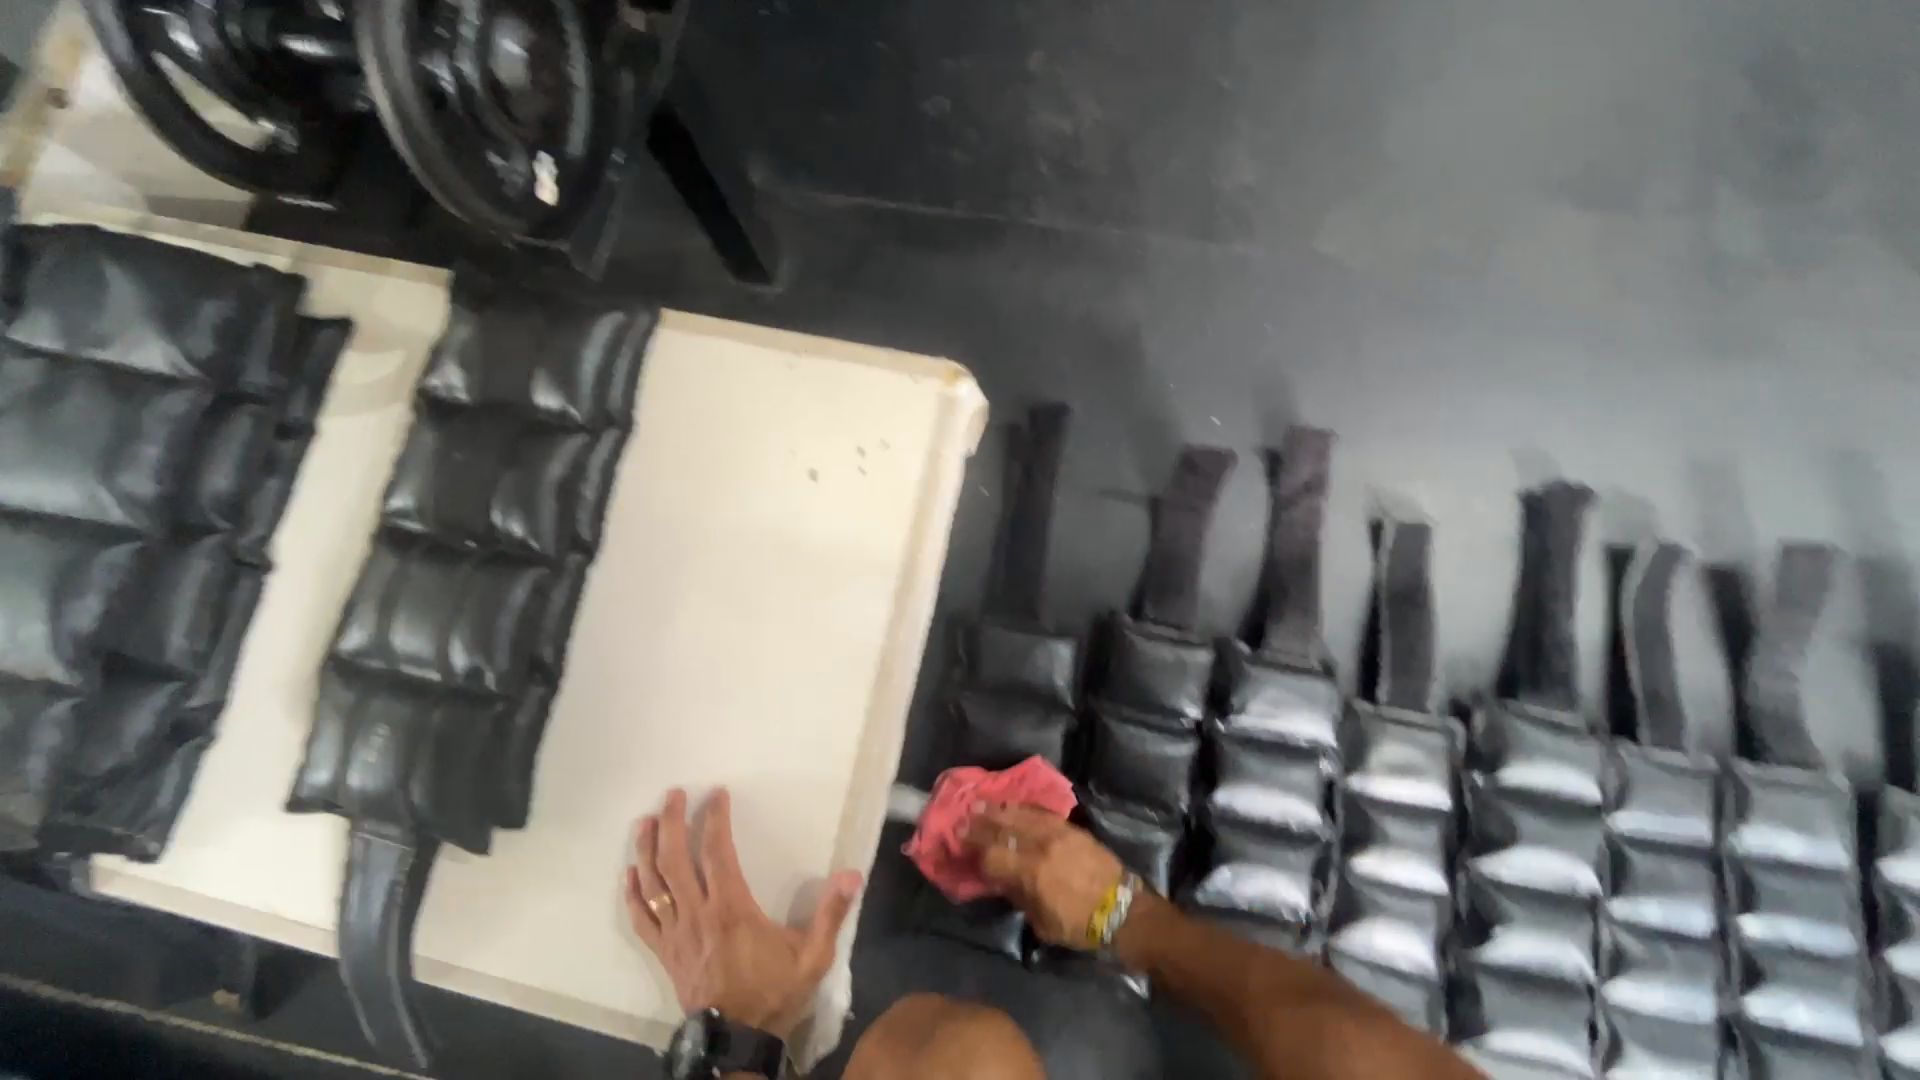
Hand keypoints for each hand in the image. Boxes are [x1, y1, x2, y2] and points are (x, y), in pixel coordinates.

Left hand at [625, 788, 862, 1041]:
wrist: (737, 1041)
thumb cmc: (773, 993)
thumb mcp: (813, 956)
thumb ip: (831, 913)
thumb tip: (853, 874)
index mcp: (731, 907)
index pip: (716, 852)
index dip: (714, 819)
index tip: (716, 793)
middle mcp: (698, 914)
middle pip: (675, 860)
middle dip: (671, 823)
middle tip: (672, 794)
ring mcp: (676, 934)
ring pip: (653, 885)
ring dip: (646, 850)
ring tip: (644, 821)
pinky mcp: (665, 953)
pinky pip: (642, 920)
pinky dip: (634, 895)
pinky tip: (630, 875)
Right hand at [962, 806, 1125, 948]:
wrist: (1122, 910)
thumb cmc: (1079, 925)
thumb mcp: (1042, 923)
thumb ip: (1019, 897)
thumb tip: (1002, 879)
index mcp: (1032, 874)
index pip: (993, 856)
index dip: (975, 853)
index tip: (962, 848)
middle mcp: (1041, 848)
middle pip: (1002, 830)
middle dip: (979, 826)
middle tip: (962, 820)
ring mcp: (1057, 833)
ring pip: (1020, 815)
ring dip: (997, 810)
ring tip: (980, 805)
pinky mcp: (1070, 828)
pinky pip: (1040, 812)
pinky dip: (1021, 809)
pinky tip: (1010, 806)